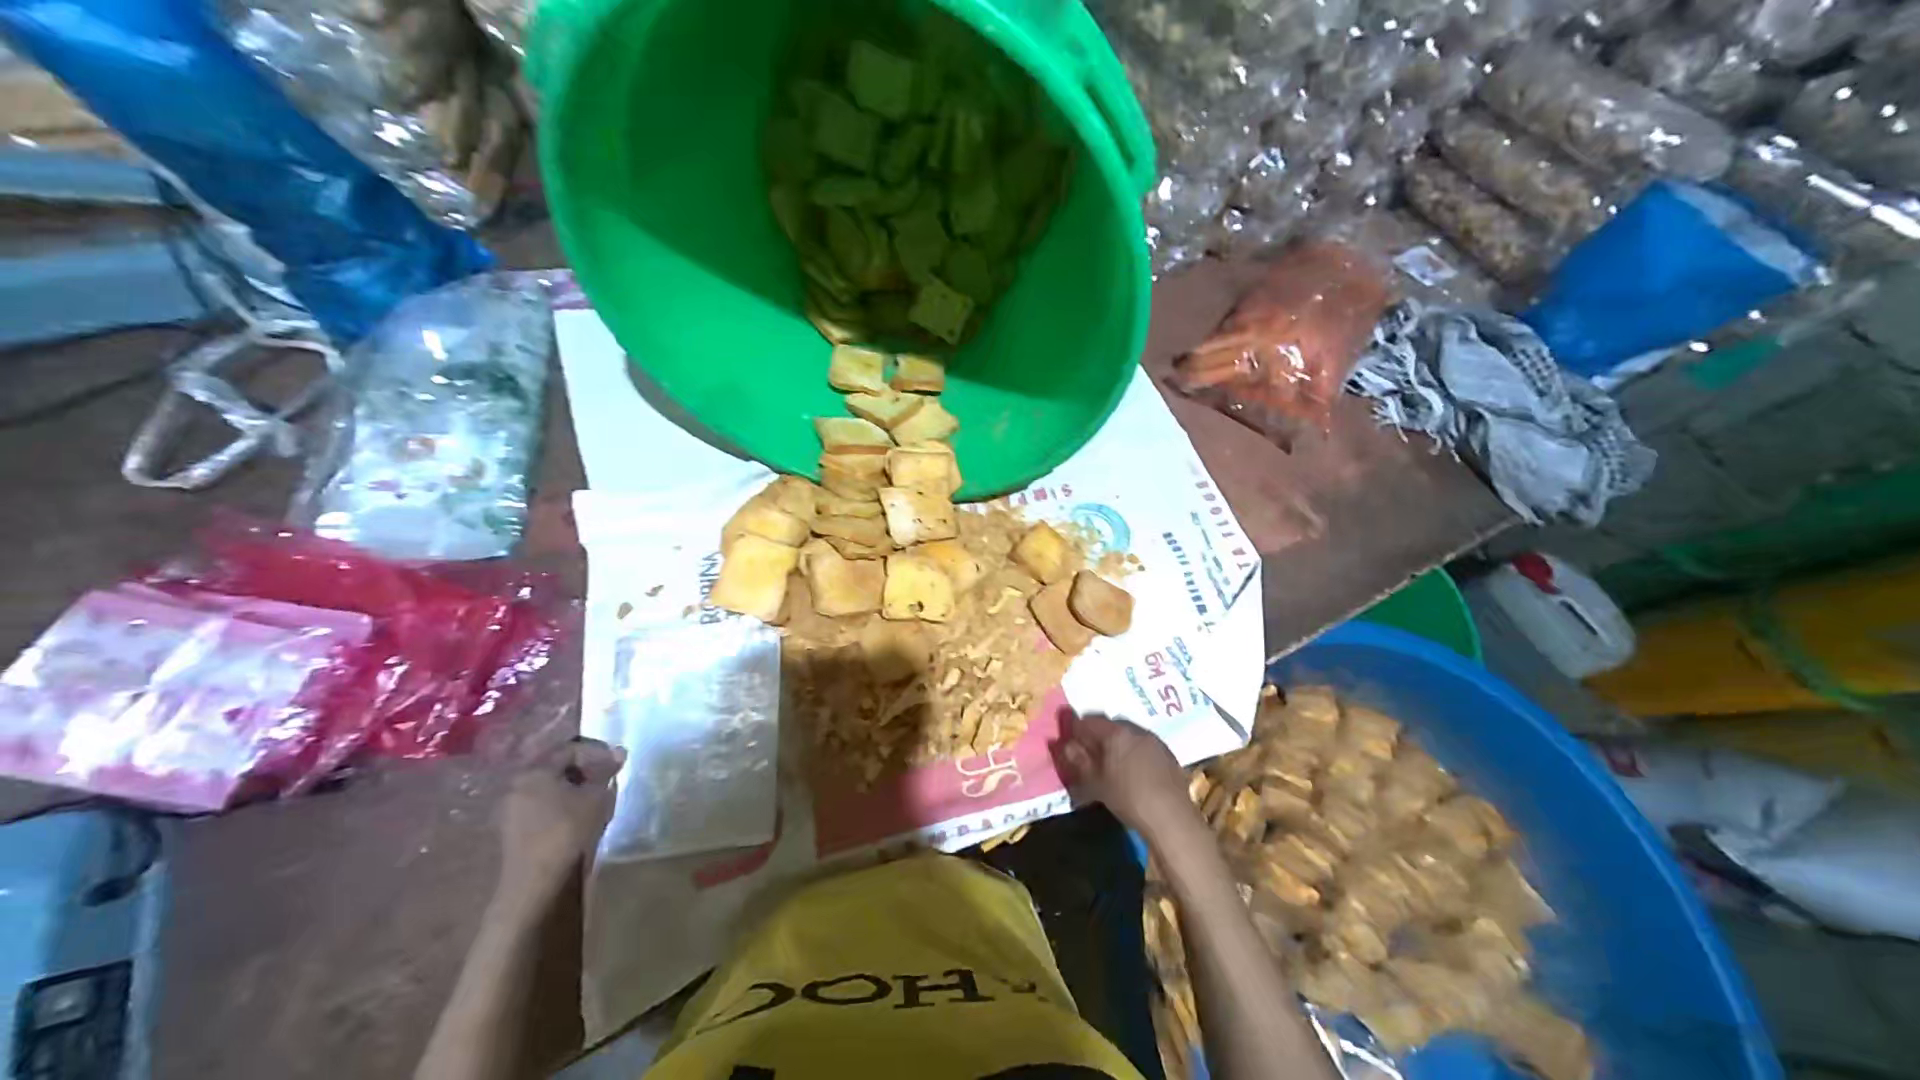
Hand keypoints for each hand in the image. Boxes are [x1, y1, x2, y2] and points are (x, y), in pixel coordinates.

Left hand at [496, 738, 623, 910]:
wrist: (535, 881)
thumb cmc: (566, 830)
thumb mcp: (596, 798)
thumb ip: (607, 772)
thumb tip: (619, 752)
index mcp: (534, 771)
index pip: (569, 749)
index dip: (597, 752)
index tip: (617, 763)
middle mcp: (518, 785)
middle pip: (556, 768)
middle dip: (585, 770)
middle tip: (608, 778)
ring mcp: (512, 809)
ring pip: (549, 788)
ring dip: (574, 789)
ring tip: (596, 798)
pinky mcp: (513, 830)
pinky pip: (542, 806)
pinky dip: (562, 804)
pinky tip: (578, 815)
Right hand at [1055, 713, 1197, 841]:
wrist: (1171, 817)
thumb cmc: (1127, 798)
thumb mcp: (1094, 783)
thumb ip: (1078, 760)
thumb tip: (1065, 744)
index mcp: (1115, 732)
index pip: (1088, 721)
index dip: (1075, 729)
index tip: (1069, 743)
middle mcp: (1135, 729)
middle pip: (1109, 725)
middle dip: (1096, 736)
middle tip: (1089, 755)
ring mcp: (1154, 740)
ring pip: (1128, 734)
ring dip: (1117, 744)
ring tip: (1111, 764)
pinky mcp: (1168, 753)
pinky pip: (1143, 745)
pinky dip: (1133, 752)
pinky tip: (1133, 771)